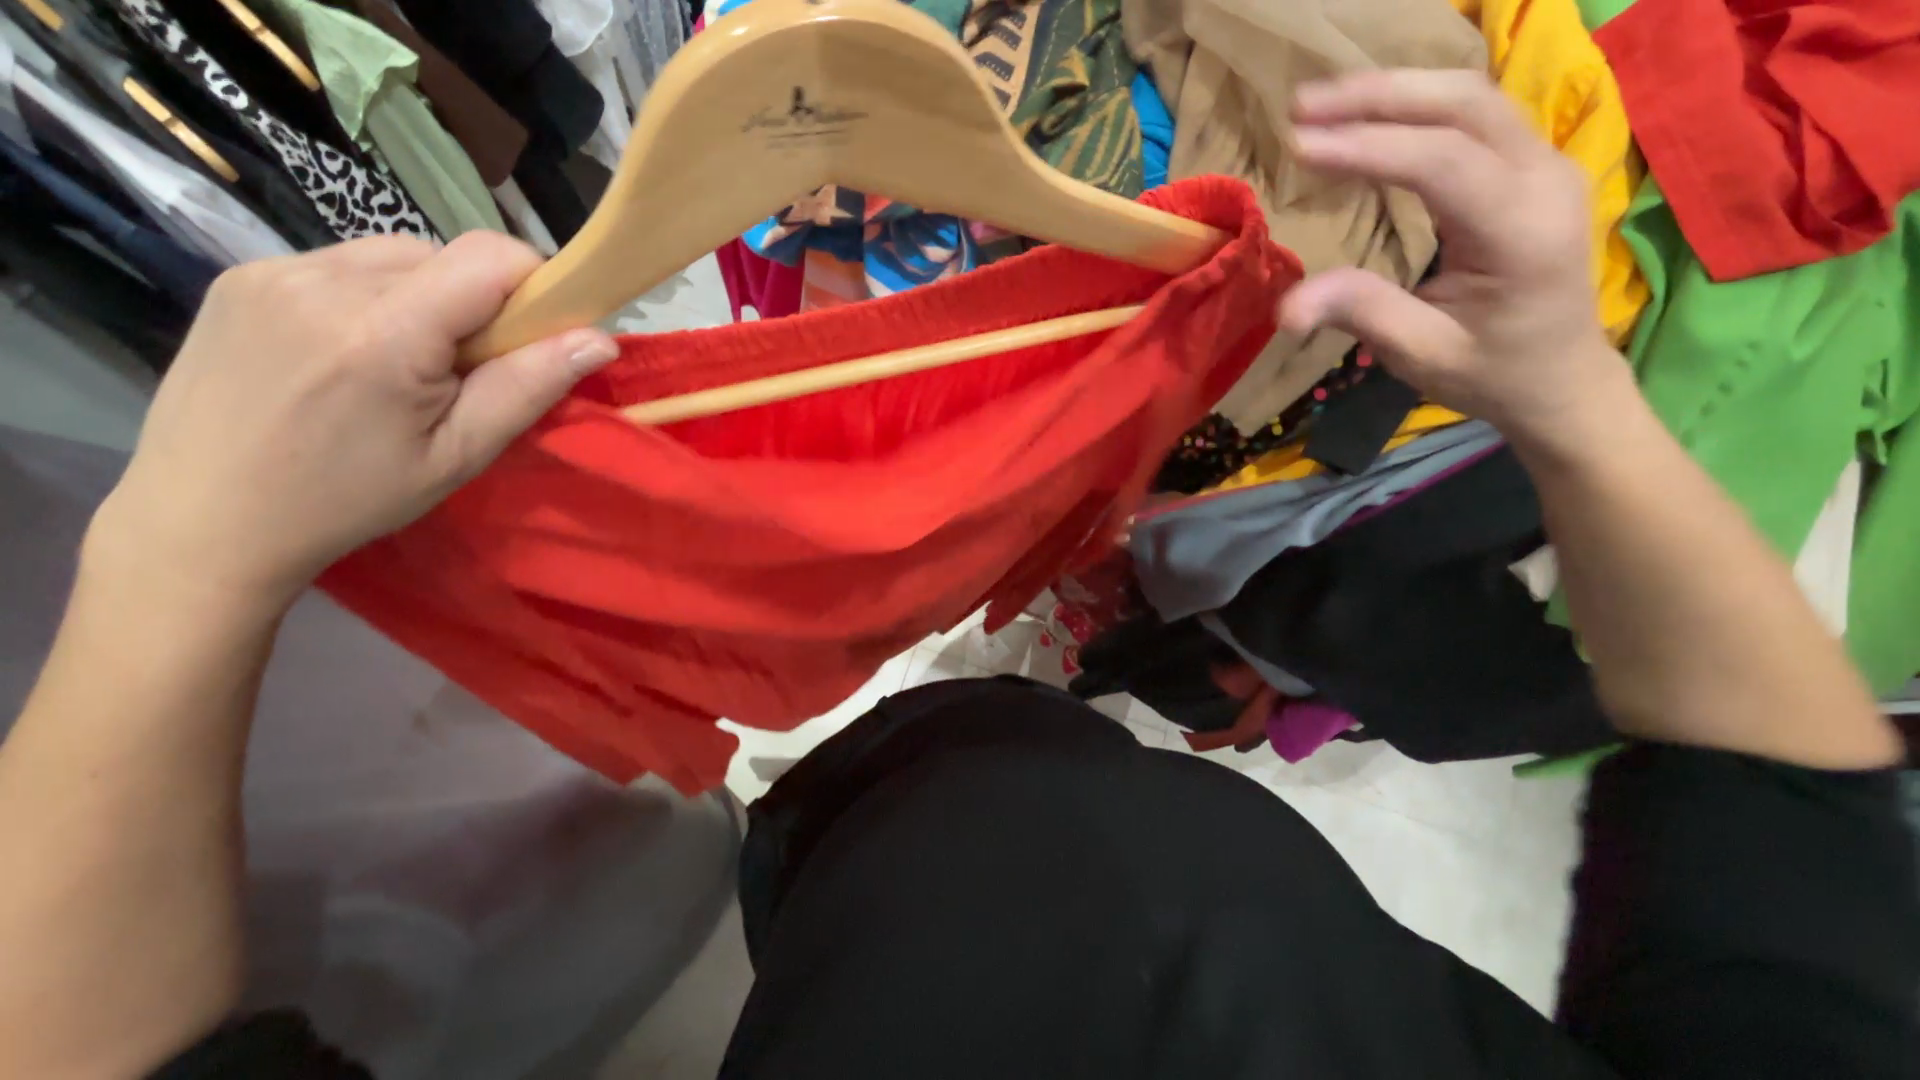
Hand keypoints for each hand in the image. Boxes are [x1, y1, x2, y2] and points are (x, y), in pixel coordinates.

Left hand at [90, 232, 619, 610]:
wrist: (205, 517)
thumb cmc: (349, 499)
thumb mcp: (457, 455)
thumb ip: (528, 387)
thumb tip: (601, 338)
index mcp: (385, 330)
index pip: (493, 256)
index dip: (535, 285)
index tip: (537, 337)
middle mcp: (325, 279)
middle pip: (446, 253)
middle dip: (478, 301)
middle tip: (464, 369)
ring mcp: (275, 269)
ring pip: (396, 254)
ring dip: (425, 296)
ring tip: (401, 362)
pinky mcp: (242, 274)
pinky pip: (343, 264)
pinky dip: (373, 297)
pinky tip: (350, 352)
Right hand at [1280, 70, 1632, 445]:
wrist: (1561, 379)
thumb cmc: (1492, 373)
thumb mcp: (1424, 354)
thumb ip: (1363, 314)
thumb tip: (1285, 307)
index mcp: (1521, 230)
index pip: (1442, 161)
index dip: (1367, 147)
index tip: (1298, 146)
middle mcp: (1544, 179)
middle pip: (1464, 104)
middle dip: (1379, 96)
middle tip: (1301, 105)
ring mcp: (1544, 164)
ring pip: (1471, 98)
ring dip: (1395, 91)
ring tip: (1323, 101)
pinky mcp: (1530, 165)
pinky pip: (1474, 115)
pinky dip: (1415, 106)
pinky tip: (1369, 114)